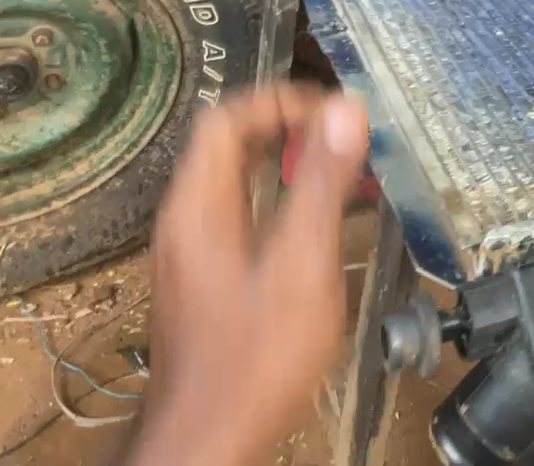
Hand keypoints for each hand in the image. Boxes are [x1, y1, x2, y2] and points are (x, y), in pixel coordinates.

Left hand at [126, 83, 369, 465]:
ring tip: (342, 169)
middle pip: (230, 142)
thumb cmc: (257, 357)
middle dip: (289, 126)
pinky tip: (319, 217)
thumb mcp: (302, 263)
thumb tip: (346, 109)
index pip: (228, 118)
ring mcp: (193, 247)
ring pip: (237, 175)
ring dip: (287, 160)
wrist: (209, 446)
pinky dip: (280, 193)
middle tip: (344, 137)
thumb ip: (323, 182)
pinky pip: (241, 206)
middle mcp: (187, 218)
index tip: (333, 116)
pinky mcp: (207, 272)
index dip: (281, 102)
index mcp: (200, 206)